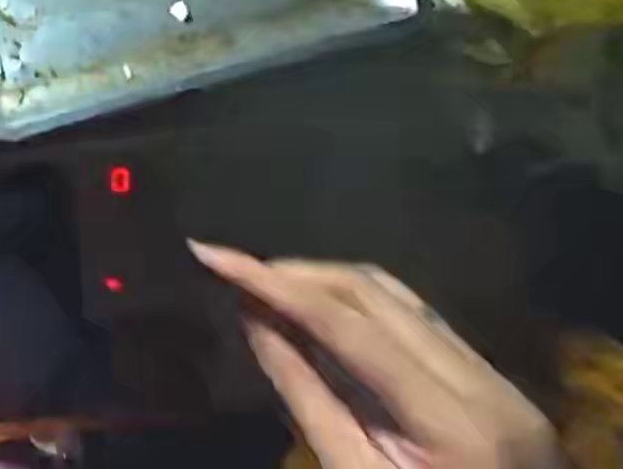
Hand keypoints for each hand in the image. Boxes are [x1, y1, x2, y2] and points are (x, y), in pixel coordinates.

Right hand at [192, 242, 562, 468]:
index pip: (344, 323)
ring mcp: (494, 378)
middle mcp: (485, 385)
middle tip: (231, 272)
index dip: (269, 281)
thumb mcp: (348, 467)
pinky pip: (405, 309)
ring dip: (316, 278)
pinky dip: (347, 296)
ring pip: (387, 290)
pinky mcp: (486, 376)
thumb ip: (300, 387)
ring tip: (265, 286)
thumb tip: (248, 311)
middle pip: (367, 292)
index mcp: (455, 420)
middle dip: (289, 273)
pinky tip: (311, 304)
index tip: (204, 251)